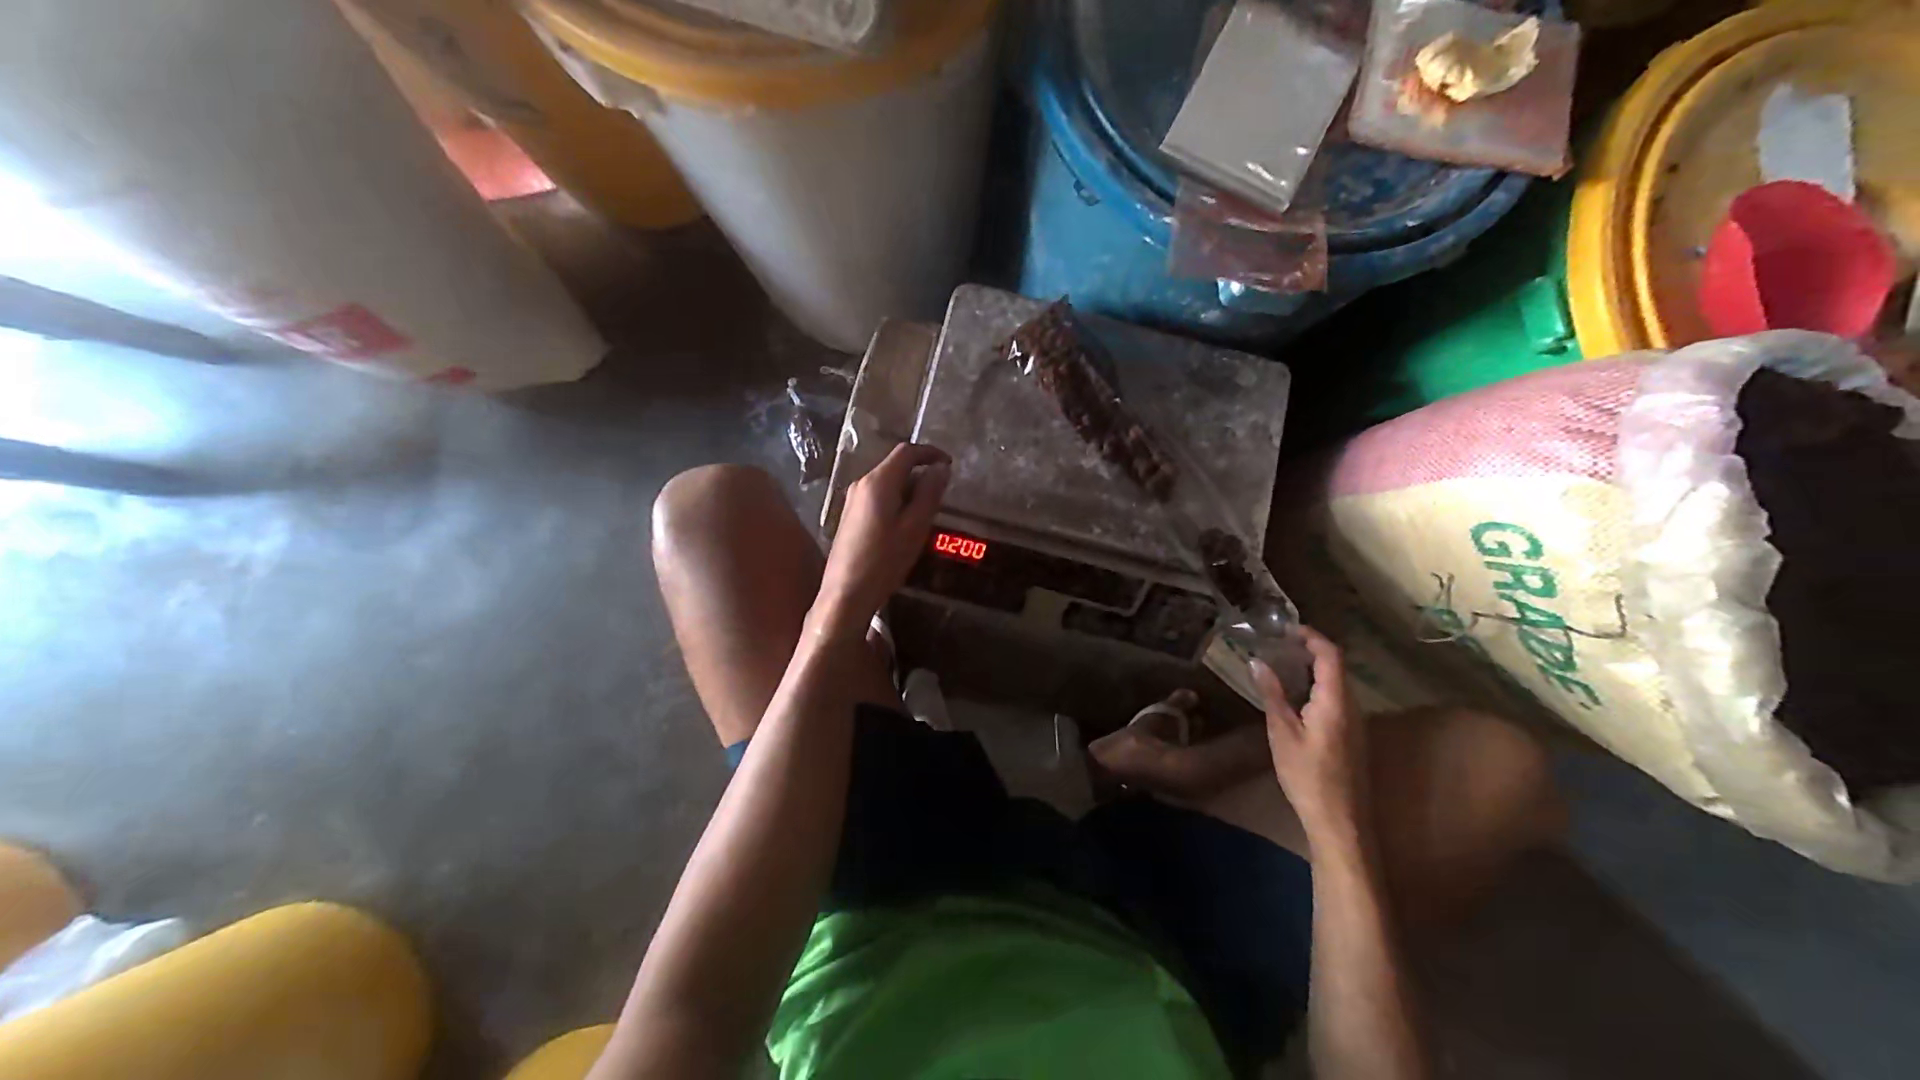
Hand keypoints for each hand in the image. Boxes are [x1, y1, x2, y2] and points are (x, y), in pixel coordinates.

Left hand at [813, 442, 950, 636]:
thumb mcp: (915, 528)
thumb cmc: (884, 561)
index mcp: (878, 482)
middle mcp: (862, 484)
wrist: (845, 593)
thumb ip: (929, 494)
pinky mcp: (850, 516)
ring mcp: (853, 500)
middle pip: (895, 465)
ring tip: (927, 511)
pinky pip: (878, 496)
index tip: (950, 464)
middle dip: (921, 472)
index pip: (906, 452)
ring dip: (909, 488)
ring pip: (887, 482)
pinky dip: (897, 500)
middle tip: (942, 493)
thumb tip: (941, 468)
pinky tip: (905, 524)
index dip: (930, 453)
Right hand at [1252, 626, 1369, 849]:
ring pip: (1336, 683)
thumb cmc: (1308, 776)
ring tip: (1280, 665)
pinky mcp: (1351, 736)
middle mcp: (1352, 706)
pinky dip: (1315, 687)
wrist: (1340, 821)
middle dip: (1309, 650)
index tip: (1286, 629)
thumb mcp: (1282, 733)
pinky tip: (1294, 696)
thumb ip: (1272, 695)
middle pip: (1336, 667)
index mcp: (1336, 702)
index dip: (1311, 636)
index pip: (1331, 655)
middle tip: (1277, 645)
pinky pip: (1336, 699)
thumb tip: (1258, 661)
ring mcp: (1355, 722)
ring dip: (1312, 669)